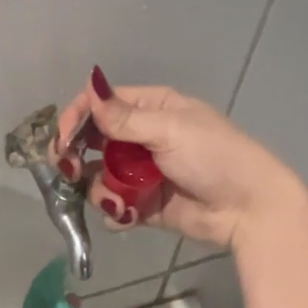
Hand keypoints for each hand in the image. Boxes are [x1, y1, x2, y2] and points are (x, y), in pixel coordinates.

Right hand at [49, 68, 307, 247]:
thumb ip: (125, 119)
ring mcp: (142, 176)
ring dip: (100, 191)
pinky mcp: (145, 208)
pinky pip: (116, 209)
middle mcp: (142, 140)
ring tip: (117, 201)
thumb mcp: (169, 130)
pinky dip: (115, 213)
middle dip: (78, 158)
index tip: (62, 142)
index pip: (102, 106)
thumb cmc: (213, 156)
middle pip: (94, 144)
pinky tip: (126, 216)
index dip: (77, 119)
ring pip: (101, 179)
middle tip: (72, 172)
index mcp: (152, 110)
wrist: (245, 206)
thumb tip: (90, 91)